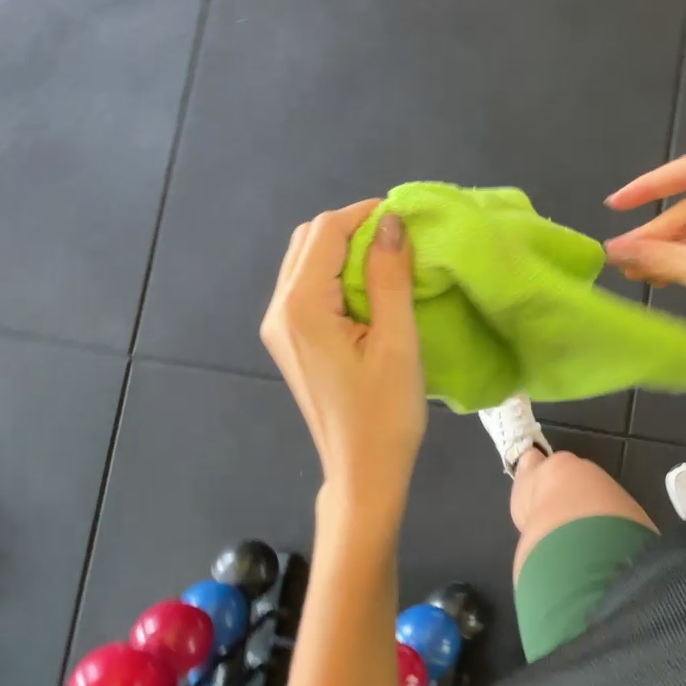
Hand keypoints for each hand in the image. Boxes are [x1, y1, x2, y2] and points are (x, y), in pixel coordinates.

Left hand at [261, 201, 425, 511]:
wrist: (363, 472)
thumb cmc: (386, 412)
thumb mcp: (397, 341)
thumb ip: (390, 276)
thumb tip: (392, 222)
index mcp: (301, 306)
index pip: (326, 231)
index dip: (365, 214)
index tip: (408, 219)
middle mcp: (278, 310)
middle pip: (308, 240)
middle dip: (353, 228)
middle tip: (400, 241)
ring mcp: (279, 327)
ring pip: (305, 261)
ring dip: (344, 250)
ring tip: (389, 262)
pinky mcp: (288, 341)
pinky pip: (306, 287)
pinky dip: (336, 274)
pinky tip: (369, 290)